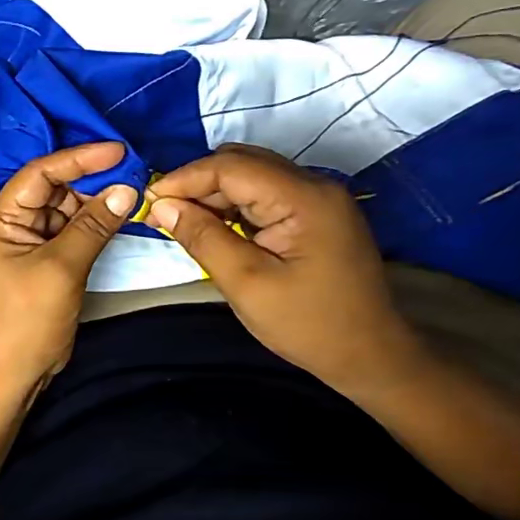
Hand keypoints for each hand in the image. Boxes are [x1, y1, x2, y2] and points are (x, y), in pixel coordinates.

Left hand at [0, 143, 138, 388]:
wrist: (11, 374)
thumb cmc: (26, 320)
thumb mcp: (60, 269)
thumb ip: (93, 226)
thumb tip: (126, 190)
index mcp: (2, 217)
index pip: (40, 173)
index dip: (79, 158)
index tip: (118, 150)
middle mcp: (14, 222)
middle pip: (55, 188)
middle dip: (92, 180)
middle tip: (134, 175)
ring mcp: (30, 241)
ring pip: (67, 208)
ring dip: (97, 202)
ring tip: (133, 194)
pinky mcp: (47, 259)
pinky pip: (73, 231)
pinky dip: (95, 224)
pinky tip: (119, 216)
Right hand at [147, 144, 414, 378]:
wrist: (371, 356)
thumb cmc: (308, 325)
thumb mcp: (246, 284)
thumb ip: (202, 238)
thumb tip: (162, 206)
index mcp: (304, 198)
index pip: (231, 167)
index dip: (184, 178)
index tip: (149, 201)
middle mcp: (314, 186)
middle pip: (241, 163)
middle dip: (196, 184)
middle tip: (162, 214)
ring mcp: (318, 198)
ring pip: (249, 176)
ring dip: (212, 194)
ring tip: (181, 223)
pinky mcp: (315, 213)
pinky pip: (263, 194)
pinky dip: (232, 205)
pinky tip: (214, 228)